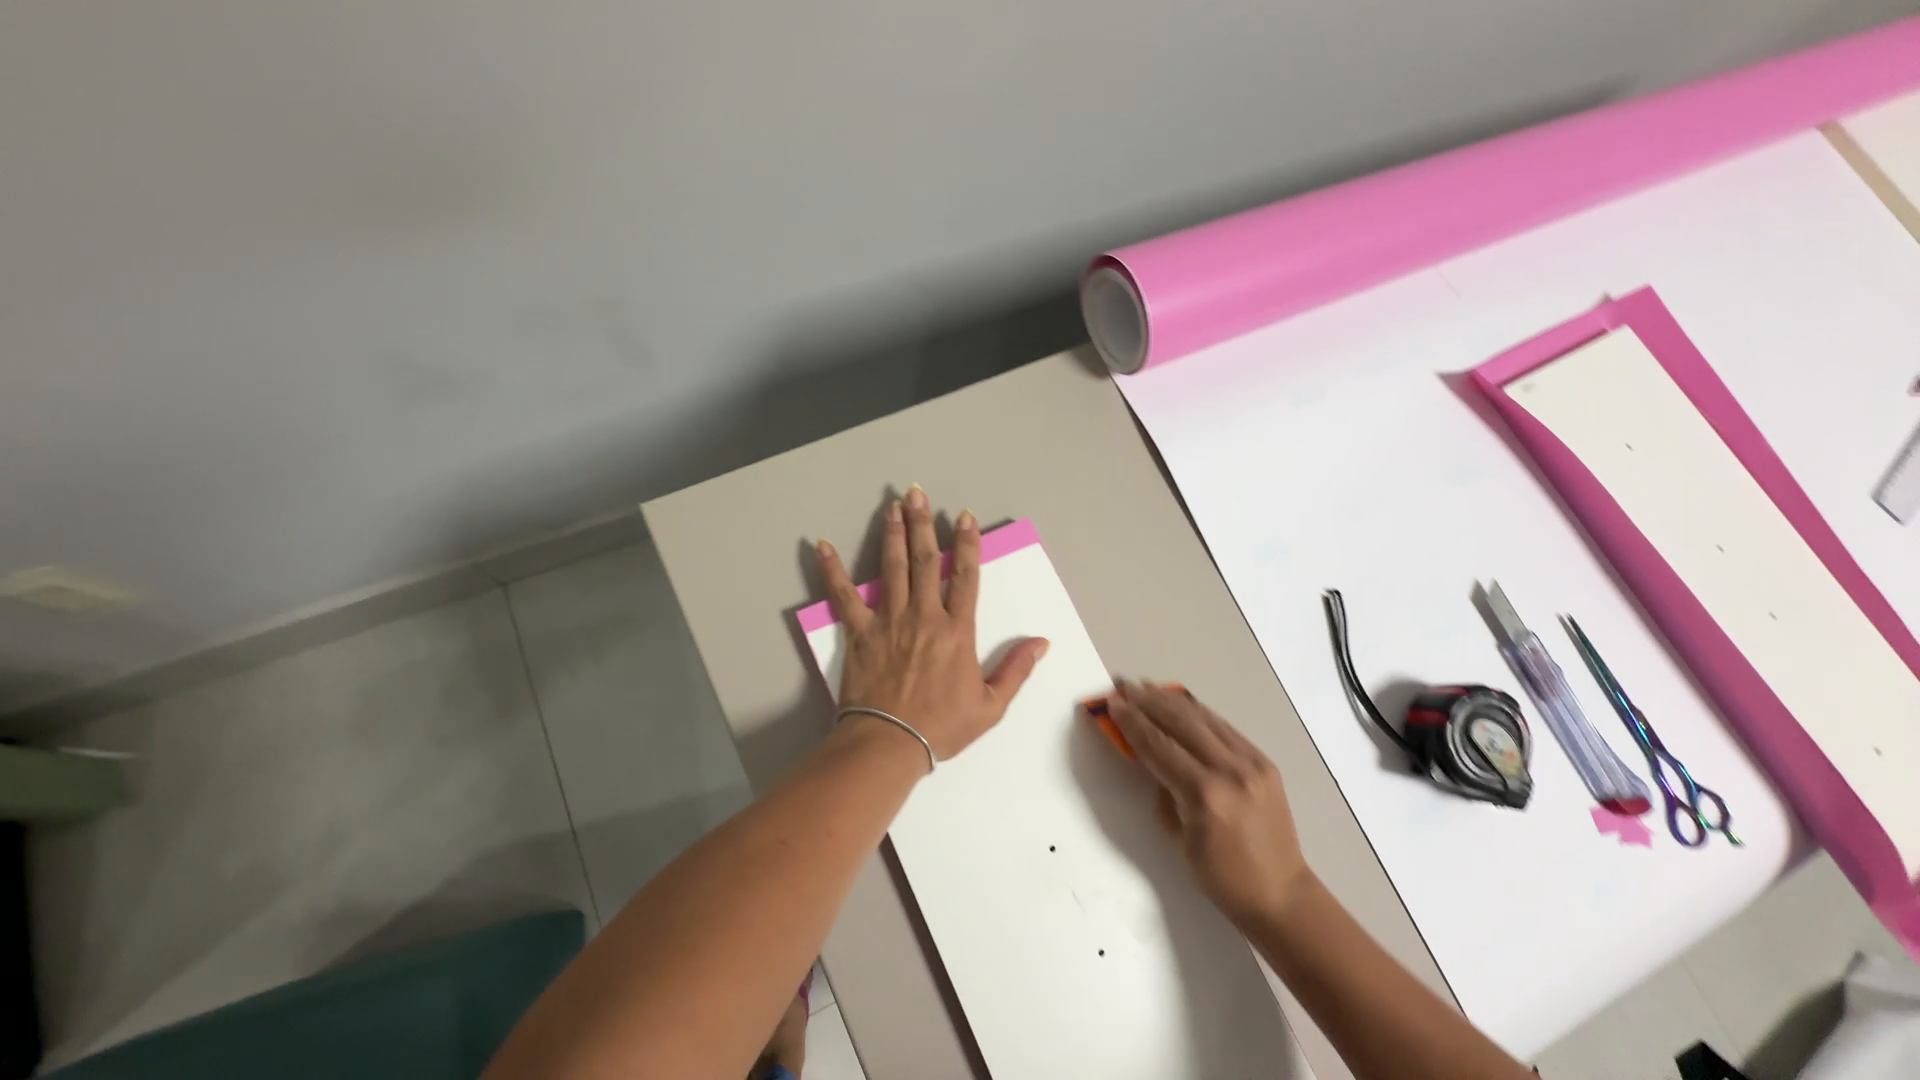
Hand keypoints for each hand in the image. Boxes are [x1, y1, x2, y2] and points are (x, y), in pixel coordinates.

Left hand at [815, 486, 1049, 761]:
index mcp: (957, 630)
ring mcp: (888, 621)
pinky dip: (832, 570)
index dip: (967, 544)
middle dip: (923, 524)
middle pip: (925, 561)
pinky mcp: (859, 633)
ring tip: (892, 506)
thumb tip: (1041, 641)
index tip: (964, 517)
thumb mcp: (991, 705)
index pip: (965, 576)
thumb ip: (1016, 669)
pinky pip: (843, 596)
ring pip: (891, 567)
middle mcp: (923, 615)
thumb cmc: (942, 726)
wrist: (891, 743)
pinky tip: (823, 546)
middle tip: (918, 493)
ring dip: (892, 534)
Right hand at [1107, 682, 1312, 926]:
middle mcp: (1229, 770)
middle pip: (1180, 723)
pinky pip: (1224, 729)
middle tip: (1123, 685)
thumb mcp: (1179, 838)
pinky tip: (1181, 704)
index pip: (1158, 746)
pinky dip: (1199, 713)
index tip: (1112, 703)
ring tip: (1147, 687)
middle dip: (1148, 702)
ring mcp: (1251, 762)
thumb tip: (1153, 760)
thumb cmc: (1222, 877)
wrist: (1280, 893)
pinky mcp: (1264, 762)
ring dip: (1172, 700)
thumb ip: (1164, 792)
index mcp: (1204, 794)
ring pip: (1204, 719)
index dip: (1132, 722)